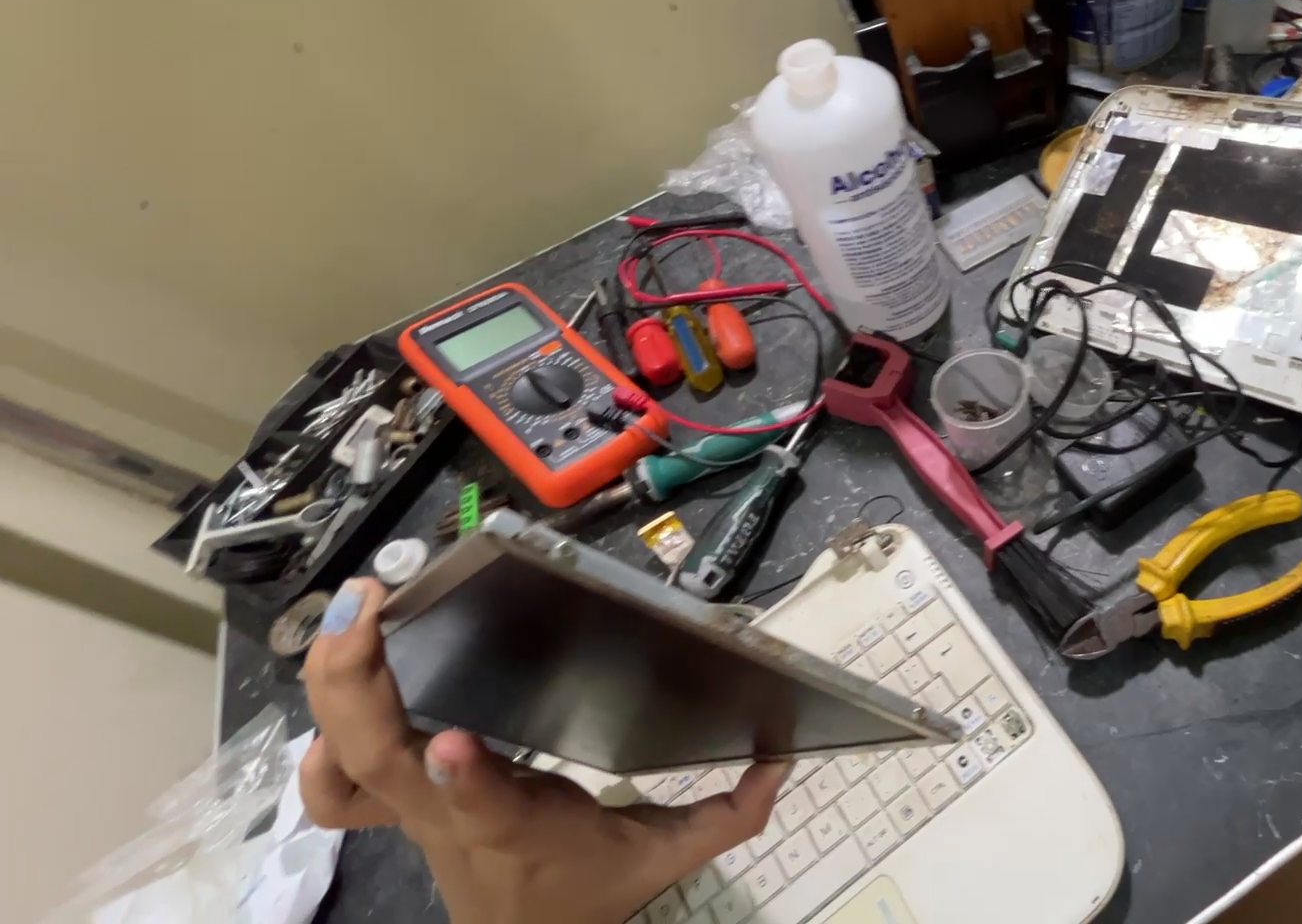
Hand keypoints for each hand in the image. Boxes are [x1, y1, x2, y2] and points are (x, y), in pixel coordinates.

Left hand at [298, 578, 785, 923]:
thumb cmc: (593, 891)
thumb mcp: (667, 857)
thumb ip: (728, 817)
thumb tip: (780, 767)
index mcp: (524, 831)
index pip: (487, 811)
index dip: (468, 780)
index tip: (457, 737)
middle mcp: (454, 820)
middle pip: (381, 765)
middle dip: (361, 686)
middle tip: (368, 605)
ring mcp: (418, 814)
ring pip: (348, 766)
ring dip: (337, 690)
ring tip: (352, 614)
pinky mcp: (406, 807)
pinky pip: (342, 789)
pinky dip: (326, 743)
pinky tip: (350, 682)